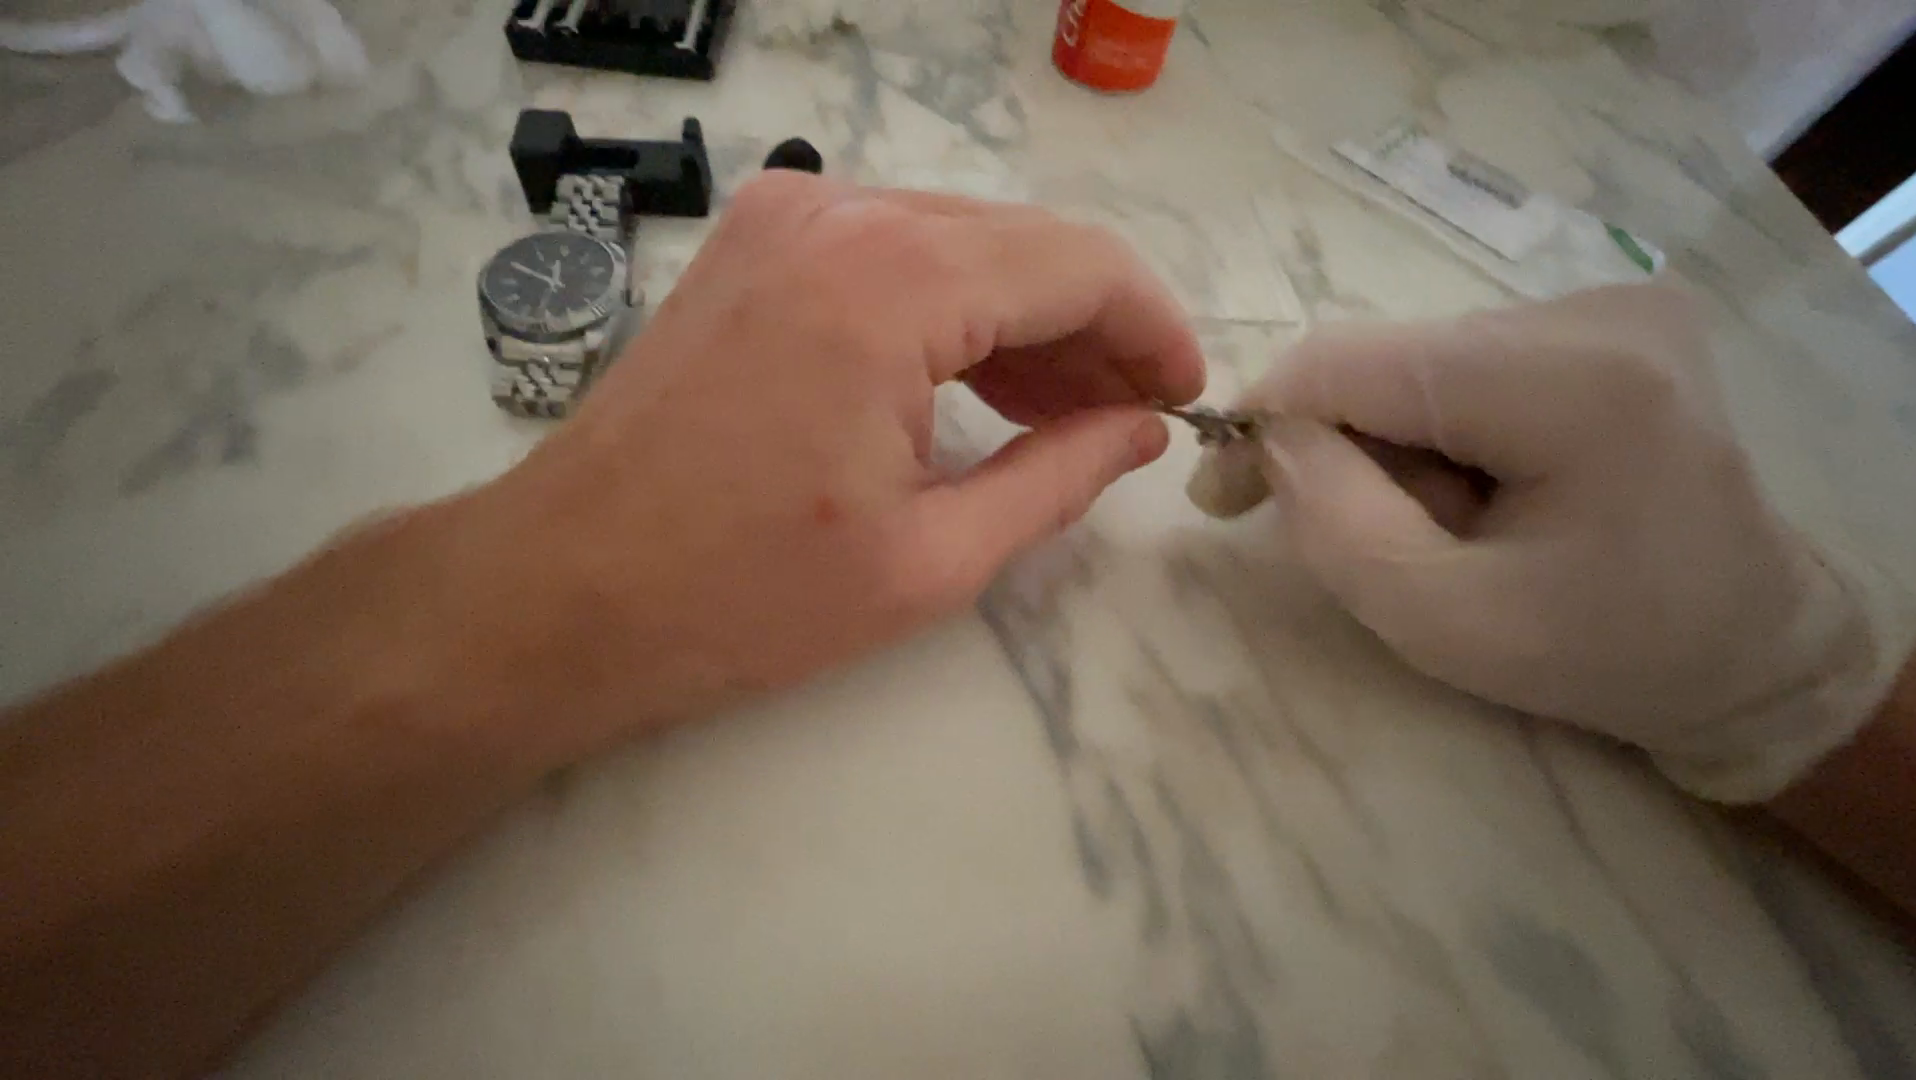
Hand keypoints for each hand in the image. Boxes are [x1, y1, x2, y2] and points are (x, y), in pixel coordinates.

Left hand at [434, 173, 1203, 762]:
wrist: (567, 591)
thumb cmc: (746, 596)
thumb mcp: (933, 559)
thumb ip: (1058, 477)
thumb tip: (1140, 428)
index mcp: (888, 283)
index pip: (1077, 264)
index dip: (1151, 328)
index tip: (1182, 394)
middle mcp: (837, 212)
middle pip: (1022, 244)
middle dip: (1096, 330)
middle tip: (1133, 416)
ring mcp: (786, 218)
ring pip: (962, 245)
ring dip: (1028, 325)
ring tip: (1071, 415)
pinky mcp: (758, 249)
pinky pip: (896, 258)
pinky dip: (955, 316)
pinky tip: (985, 387)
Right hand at [1187, 283, 1905, 801]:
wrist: (1748, 650)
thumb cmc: (1599, 654)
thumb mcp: (1442, 621)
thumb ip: (1337, 525)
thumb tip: (1270, 440)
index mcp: (1575, 384)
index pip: (1350, 362)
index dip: (1262, 418)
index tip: (1220, 495)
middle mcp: (1591, 312)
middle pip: (1376, 361)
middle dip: (1323, 444)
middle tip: (1305, 525)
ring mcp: (1600, 308)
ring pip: (1401, 367)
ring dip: (1374, 447)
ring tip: (1422, 521)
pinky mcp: (1591, 325)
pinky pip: (1442, 372)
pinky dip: (1416, 435)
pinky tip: (1456, 488)